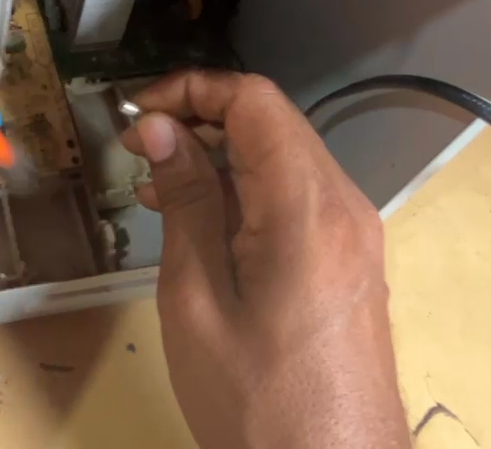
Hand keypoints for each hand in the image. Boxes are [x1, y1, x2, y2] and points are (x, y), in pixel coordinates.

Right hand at [121, 71, 407, 448]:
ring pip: (278, 154)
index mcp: (306, 207)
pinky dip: (241, 187)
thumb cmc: (254, 401)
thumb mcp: (196, 296)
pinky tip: (196, 217)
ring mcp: (352, 234)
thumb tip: (160, 126)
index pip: (253, 100)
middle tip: (139, 148)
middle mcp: (342, 205)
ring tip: (154, 184)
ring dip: (216, 153)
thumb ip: (184, 199)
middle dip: (198, 117)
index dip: (190, 89)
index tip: (139, 114)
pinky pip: (291, 194)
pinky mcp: (347, 260)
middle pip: (268, 120)